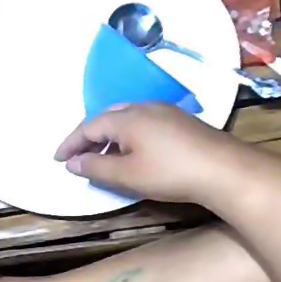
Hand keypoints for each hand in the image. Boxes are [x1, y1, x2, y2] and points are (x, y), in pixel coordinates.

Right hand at [55, 101, 257, 205]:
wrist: (223, 169)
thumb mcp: (127, 175)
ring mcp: (163, 111)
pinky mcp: (179, 120)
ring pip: (125, 118)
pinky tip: (130, 153)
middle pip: (106, 117)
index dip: (70, 143)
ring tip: (101, 158)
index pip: (88, 127)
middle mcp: (142, 106)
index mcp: (125, 117)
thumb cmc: (170, 173)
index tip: (57, 159)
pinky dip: (126, 135)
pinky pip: (142, 121)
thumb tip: (73, 163)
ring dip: (108, 136)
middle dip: (88, 136)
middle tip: (76, 155)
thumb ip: (96, 168)